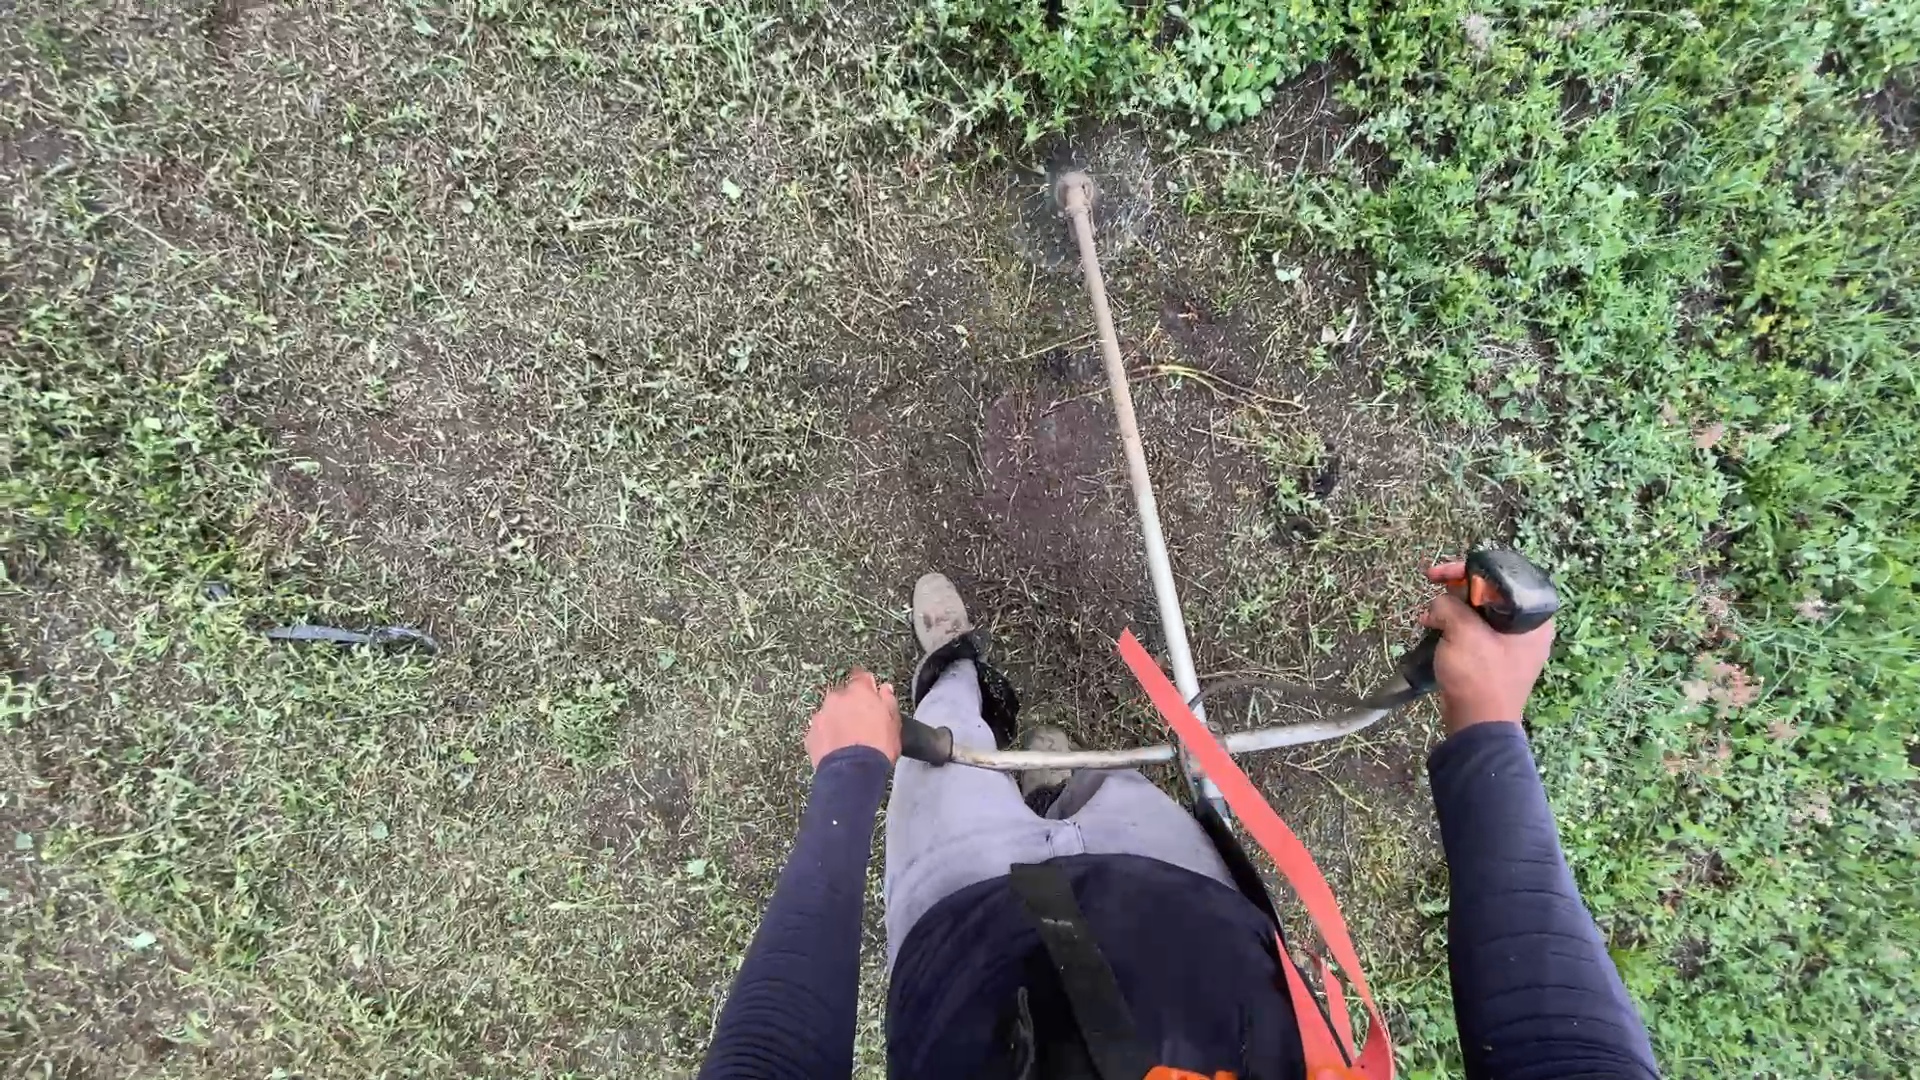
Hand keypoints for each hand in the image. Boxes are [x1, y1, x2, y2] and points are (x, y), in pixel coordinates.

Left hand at [804, 668, 900, 766]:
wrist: (853, 773)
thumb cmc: (877, 747)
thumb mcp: (894, 723)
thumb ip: (888, 701)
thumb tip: (885, 690)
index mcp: (859, 691)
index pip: (860, 676)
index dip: (866, 684)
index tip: (869, 690)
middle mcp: (837, 698)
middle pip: (843, 696)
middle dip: (850, 705)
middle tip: (862, 723)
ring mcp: (821, 716)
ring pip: (830, 712)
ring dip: (837, 720)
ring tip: (848, 739)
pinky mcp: (811, 734)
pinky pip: (820, 730)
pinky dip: (826, 736)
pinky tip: (837, 748)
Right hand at [1419, 561, 1555, 734]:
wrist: (1479, 722)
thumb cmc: (1479, 675)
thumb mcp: (1462, 632)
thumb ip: (1450, 606)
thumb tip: (1439, 605)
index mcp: (1534, 618)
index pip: (1502, 578)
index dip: (1468, 570)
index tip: (1437, 574)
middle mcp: (1529, 628)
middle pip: (1489, 594)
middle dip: (1456, 591)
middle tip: (1432, 592)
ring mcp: (1512, 644)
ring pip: (1478, 612)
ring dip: (1450, 610)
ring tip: (1428, 618)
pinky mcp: (1495, 657)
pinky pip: (1474, 631)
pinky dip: (1453, 627)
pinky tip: (1433, 630)